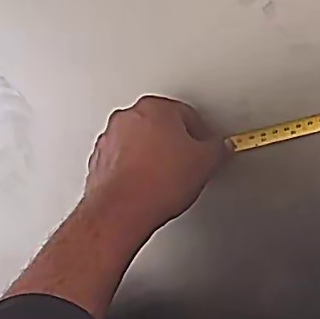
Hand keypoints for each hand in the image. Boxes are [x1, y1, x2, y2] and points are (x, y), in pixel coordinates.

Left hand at [80, 96, 229, 235]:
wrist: (123, 210)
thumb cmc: (155, 184)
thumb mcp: (205, 164)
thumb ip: (217, 149)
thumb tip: (219, 149)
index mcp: (155, 108)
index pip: (187, 114)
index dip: (201, 135)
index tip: (206, 149)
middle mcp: (128, 118)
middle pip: (159, 124)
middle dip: (174, 143)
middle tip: (187, 164)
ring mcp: (110, 139)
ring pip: (138, 142)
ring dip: (152, 156)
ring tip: (166, 180)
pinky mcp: (100, 162)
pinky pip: (123, 160)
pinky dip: (134, 170)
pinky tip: (147, 187)